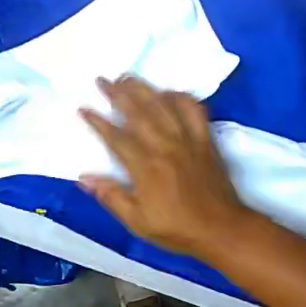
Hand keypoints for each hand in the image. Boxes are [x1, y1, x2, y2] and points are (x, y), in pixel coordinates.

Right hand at [78, 75, 257, 257]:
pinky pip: (194, 110)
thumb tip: (84, 178)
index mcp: (145, 167)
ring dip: (144, 88)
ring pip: (163, 105)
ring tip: (128, 77)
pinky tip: (169, 92)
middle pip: (138, 112)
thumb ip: (111, 196)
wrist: (221, 229)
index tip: (83, 108)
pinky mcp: (206, 140)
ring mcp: (188, 140)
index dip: (98, 121)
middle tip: (103, 79)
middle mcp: (166, 146)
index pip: (116, 137)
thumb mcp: (138, 221)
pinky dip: (181, 97)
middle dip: (118, 94)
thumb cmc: (177, 228)